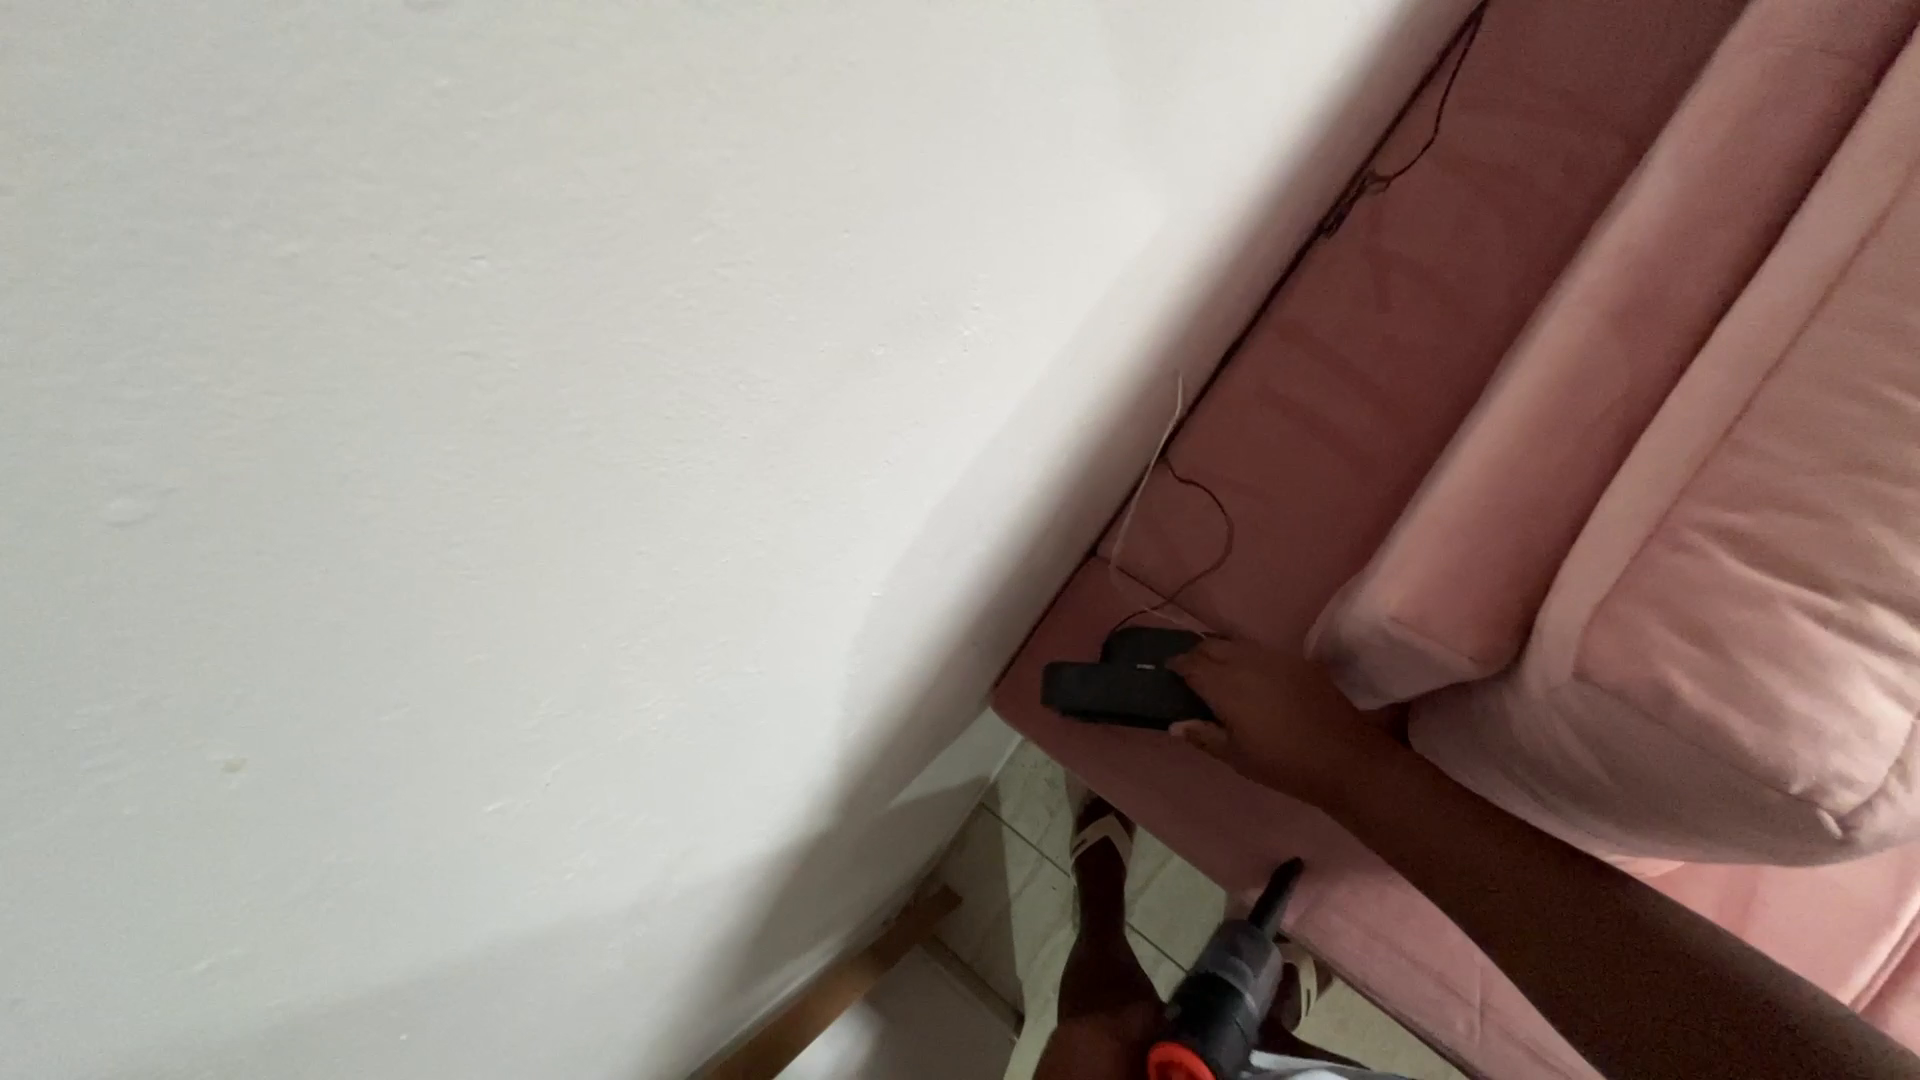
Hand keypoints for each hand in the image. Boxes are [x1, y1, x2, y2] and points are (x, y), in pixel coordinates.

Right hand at [1166, 637, 1400, 809]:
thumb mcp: (1236, 757)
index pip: (1191, 664)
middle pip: (1211, 646)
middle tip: (1190, 671)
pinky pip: (1261, 650)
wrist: (1346, 759)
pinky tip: (1251, 675)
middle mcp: (1247, 662)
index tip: (1168, 671)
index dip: (1176, 666)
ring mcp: (1275, 658)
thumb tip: (1176, 724)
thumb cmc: (1283, 764)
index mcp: (1226, 685)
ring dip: (1220, 651)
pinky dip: (1246, 656)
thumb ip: (1203, 735)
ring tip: (1217, 670)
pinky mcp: (1298, 661)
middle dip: (1196, 654)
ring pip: (1236, 643)